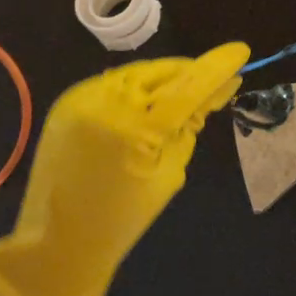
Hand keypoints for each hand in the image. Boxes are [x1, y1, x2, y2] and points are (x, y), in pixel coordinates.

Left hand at [0, 42, 248, 295]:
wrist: (54, 244)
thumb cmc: (123, 217)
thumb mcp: (170, 171)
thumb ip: (192, 123)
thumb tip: (220, 87)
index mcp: (136, 129)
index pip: (189, 85)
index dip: (217, 66)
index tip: (241, 51)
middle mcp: (108, 102)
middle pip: (165, 72)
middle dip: (192, 74)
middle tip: (215, 83)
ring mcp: (84, 97)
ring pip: (141, 71)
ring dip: (166, 78)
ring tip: (181, 95)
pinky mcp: (68, 99)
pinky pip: (115, 81)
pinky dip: (137, 87)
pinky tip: (146, 103)